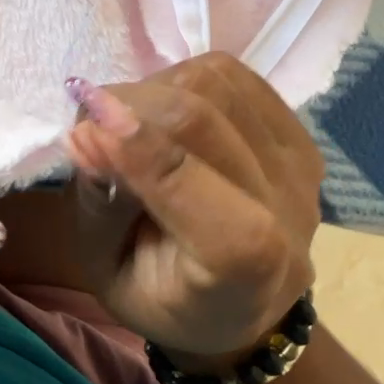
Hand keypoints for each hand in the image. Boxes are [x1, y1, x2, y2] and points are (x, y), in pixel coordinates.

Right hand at [66, 53, 322, 371]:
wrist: (233, 308)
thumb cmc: (157, 292)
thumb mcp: (106, 270)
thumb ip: (98, 206)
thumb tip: (84, 134)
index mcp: (244, 274)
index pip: (204, 200)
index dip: (146, 155)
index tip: (88, 123)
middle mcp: (287, 216)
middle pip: (203, 121)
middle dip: (129, 107)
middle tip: (90, 121)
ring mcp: (298, 170)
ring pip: (213, 85)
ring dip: (153, 89)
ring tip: (131, 120)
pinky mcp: (296, 134)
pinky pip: (231, 75)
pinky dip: (182, 78)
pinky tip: (164, 109)